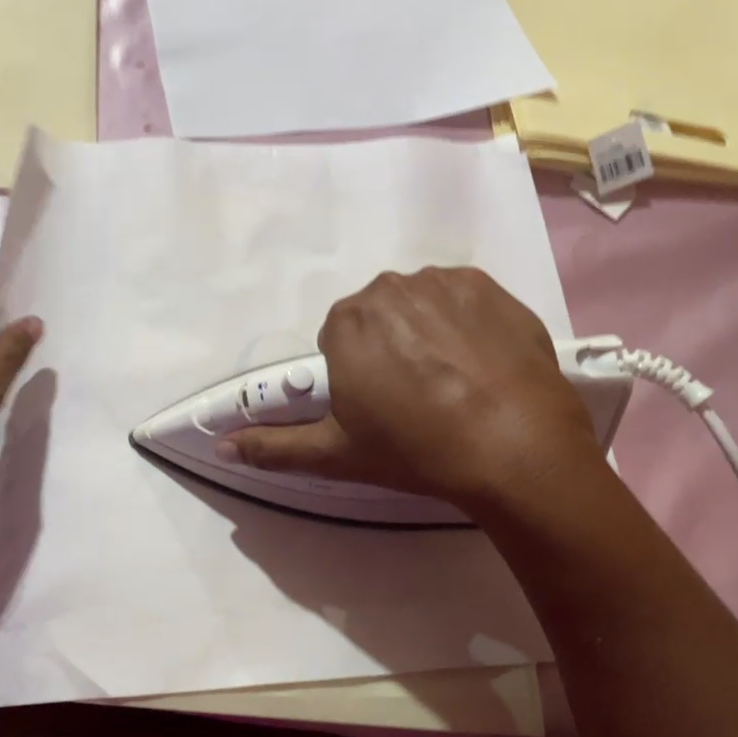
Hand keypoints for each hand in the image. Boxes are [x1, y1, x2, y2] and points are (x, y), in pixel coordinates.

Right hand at [224, 268, 603, 514]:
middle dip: (390, 349)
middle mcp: (389, 288)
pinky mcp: (492, 287)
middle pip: (380, 317)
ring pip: (422, 306)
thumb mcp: (336, 454)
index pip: (340, 340)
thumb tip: (221, 448)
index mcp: (347, 322)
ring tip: (456, 383)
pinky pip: (464, 301)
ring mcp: (444, 282)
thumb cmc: (415, 449)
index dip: (357, 375)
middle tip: (417, 399)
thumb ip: (272, 447)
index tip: (380, 407)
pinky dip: (468, 325)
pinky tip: (483, 365)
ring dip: (428, 333)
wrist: (516, 448)